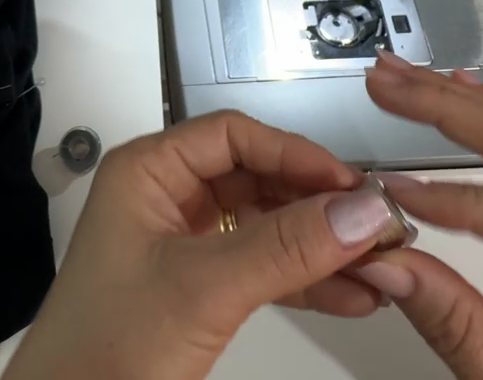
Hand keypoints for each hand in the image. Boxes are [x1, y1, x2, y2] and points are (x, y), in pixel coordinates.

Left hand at [2, 110, 405, 379]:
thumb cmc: (107, 346)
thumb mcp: (203, 289)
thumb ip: (284, 248)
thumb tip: (360, 212)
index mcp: (149, 169)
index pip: (232, 136)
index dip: (293, 153)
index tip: (349, 183)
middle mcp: (166, 193)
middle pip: (254, 176)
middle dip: (314, 203)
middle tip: (373, 225)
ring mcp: (182, 238)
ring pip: (263, 223)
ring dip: (317, 245)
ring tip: (376, 264)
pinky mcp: (196, 281)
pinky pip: (259, 264)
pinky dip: (302, 279)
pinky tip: (350, 295)